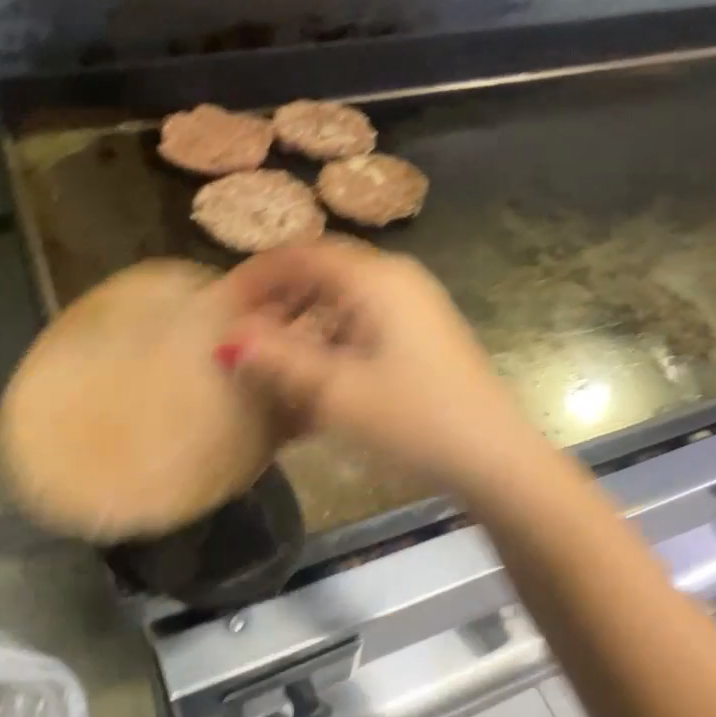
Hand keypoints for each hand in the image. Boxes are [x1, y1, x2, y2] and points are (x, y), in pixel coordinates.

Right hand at [217, 238, 548, 493]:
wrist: (495, 460)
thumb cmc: (415, 420)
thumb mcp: (337, 393)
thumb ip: (279, 361)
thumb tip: (229, 339)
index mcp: (376, 280)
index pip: (301, 256)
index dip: (255, 277)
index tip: (220, 307)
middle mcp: (396, 284)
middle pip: (321, 279)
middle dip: (277, 308)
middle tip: (241, 343)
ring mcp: (413, 314)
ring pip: (341, 310)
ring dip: (302, 335)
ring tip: (271, 374)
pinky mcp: (422, 345)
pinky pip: (362, 335)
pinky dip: (331, 354)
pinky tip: (311, 395)